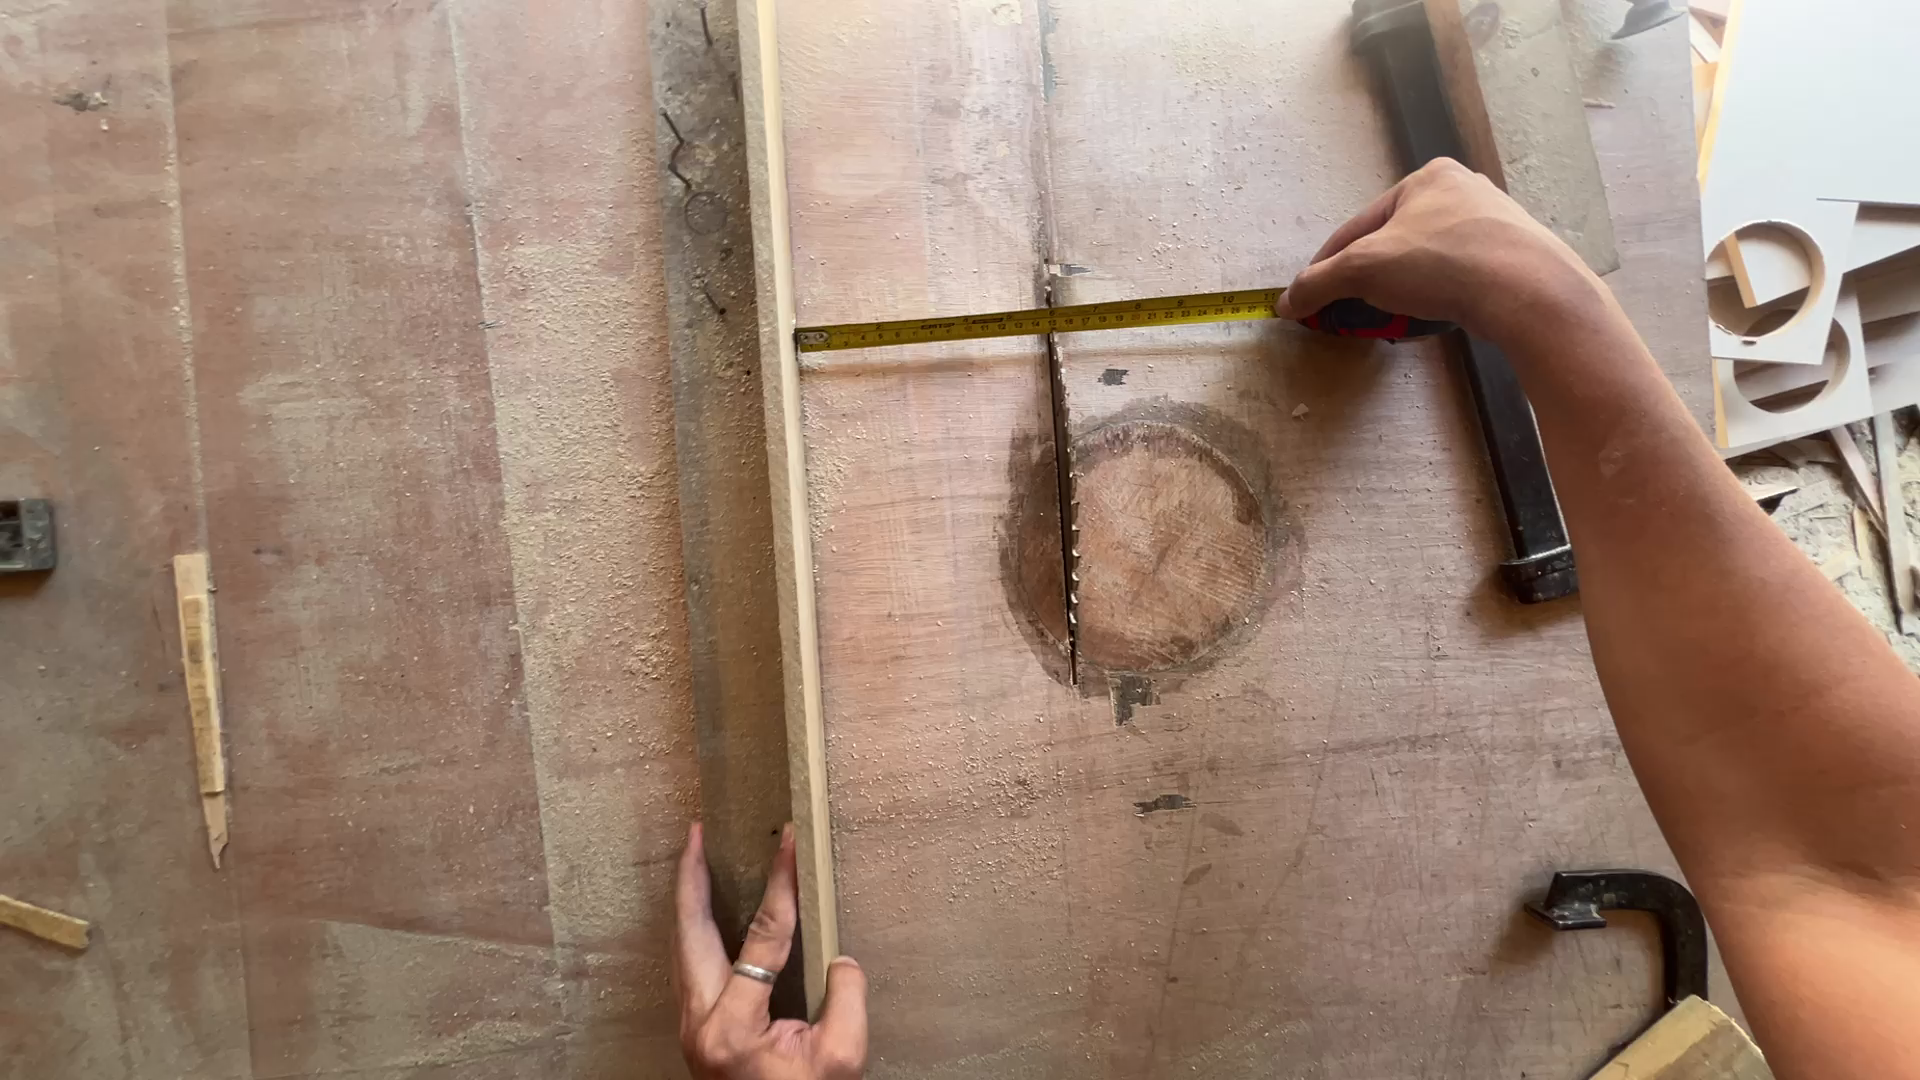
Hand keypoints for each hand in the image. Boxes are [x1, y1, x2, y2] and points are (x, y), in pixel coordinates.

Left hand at [674, 822, 868, 1079]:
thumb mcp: (841, 1059)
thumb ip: (847, 999)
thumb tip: (838, 959)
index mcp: (732, 1027)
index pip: (762, 934)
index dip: (781, 883)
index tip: (790, 841)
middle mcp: (700, 1021)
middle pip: (690, 932)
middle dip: (691, 877)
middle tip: (696, 833)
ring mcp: (692, 1026)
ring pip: (683, 946)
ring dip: (689, 899)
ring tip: (696, 859)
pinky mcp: (699, 1029)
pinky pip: (691, 961)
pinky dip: (696, 926)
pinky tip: (706, 912)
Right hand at [1274, 157, 1598, 342]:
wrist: (1525, 289)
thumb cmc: (1439, 264)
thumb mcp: (1361, 270)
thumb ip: (1316, 284)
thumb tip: (1284, 303)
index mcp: (1424, 179)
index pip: (1354, 228)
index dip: (1324, 268)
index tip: (1309, 300)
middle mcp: (1459, 189)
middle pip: (1387, 244)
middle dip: (1363, 281)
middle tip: (1348, 312)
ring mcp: (1489, 220)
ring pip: (1418, 260)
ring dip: (1394, 290)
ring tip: (1387, 317)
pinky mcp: (1508, 252)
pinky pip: (1449, 274)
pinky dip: (1428, 295)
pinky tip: (1426, 314)